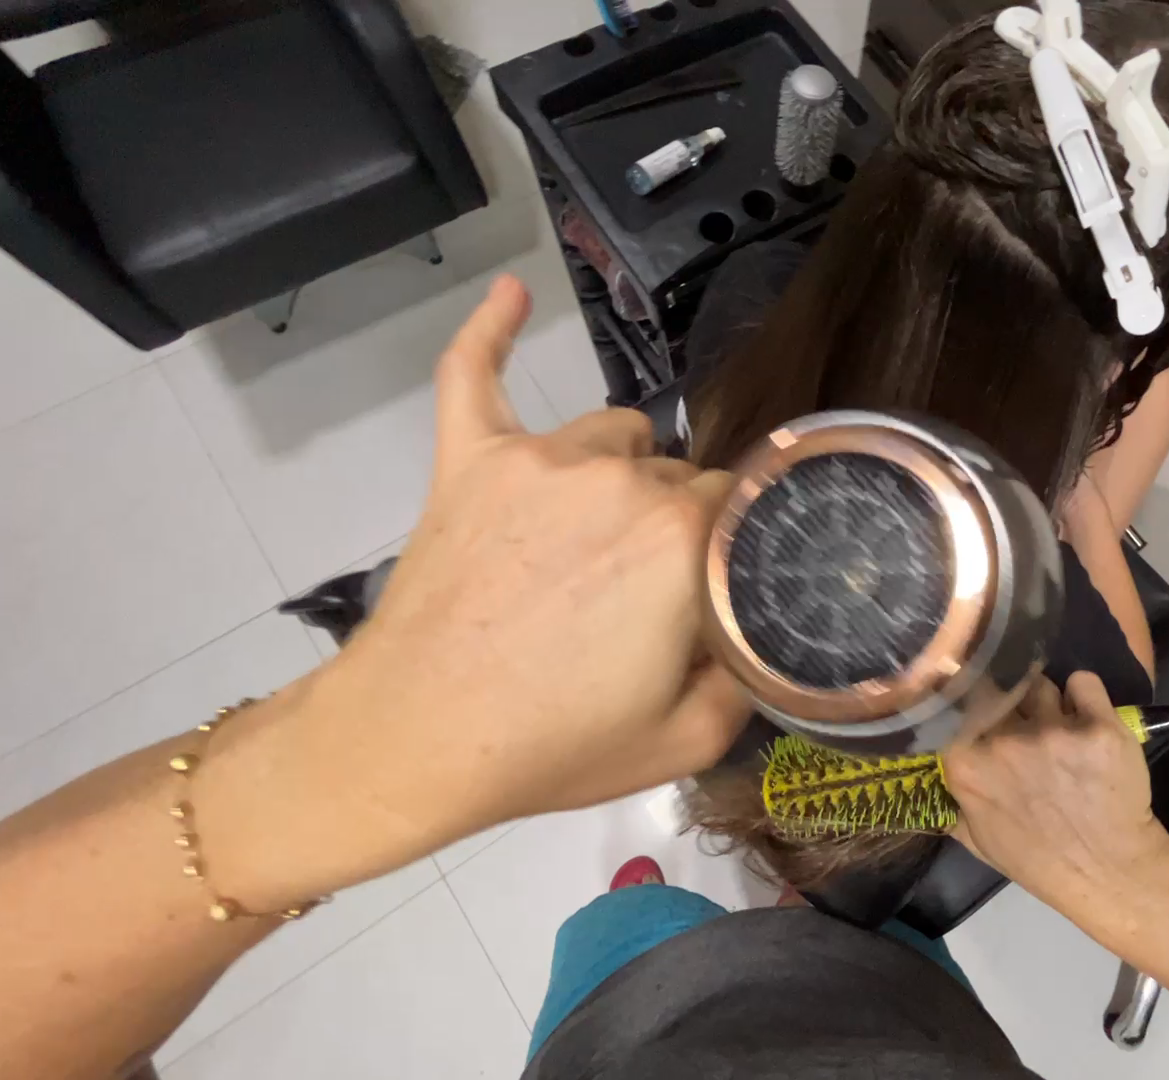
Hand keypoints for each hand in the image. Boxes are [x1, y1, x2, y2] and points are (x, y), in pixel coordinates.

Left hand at [196, 276, 751, 902]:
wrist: (412, 747)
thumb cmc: (555, 747)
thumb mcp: (688, 741)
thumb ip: (748, 675)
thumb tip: (756, 626)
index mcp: (680, 542)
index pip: (740, 506)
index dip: (733, 547)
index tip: (718, 583)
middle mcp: (620, 480)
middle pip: (682, 474)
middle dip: (681, 525)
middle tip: (649, 592)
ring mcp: (541, 459)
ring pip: (619, 434)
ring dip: (626, 471)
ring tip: (599, 529)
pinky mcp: (471, 456)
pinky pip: (478, 373)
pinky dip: (493, 335)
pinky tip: (512, 296)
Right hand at [942, 673, 1168, 915]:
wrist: (1108, 873)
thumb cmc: (1037, 859)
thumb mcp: (974, 838)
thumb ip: (944, 799)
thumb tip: (918, 772)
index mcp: (967, 762)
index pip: (958, 705)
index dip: (971, 703)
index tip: (981, 710)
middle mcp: (1004, 739)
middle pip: (999, 687)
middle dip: (1008, 698)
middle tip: (1021, 717)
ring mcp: (1053, 729)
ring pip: (1040, 683)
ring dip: (1046, 698)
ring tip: (1058, 722)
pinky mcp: (1099, 726)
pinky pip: (1084, 682)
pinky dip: (1085, 694)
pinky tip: (1087, 714)